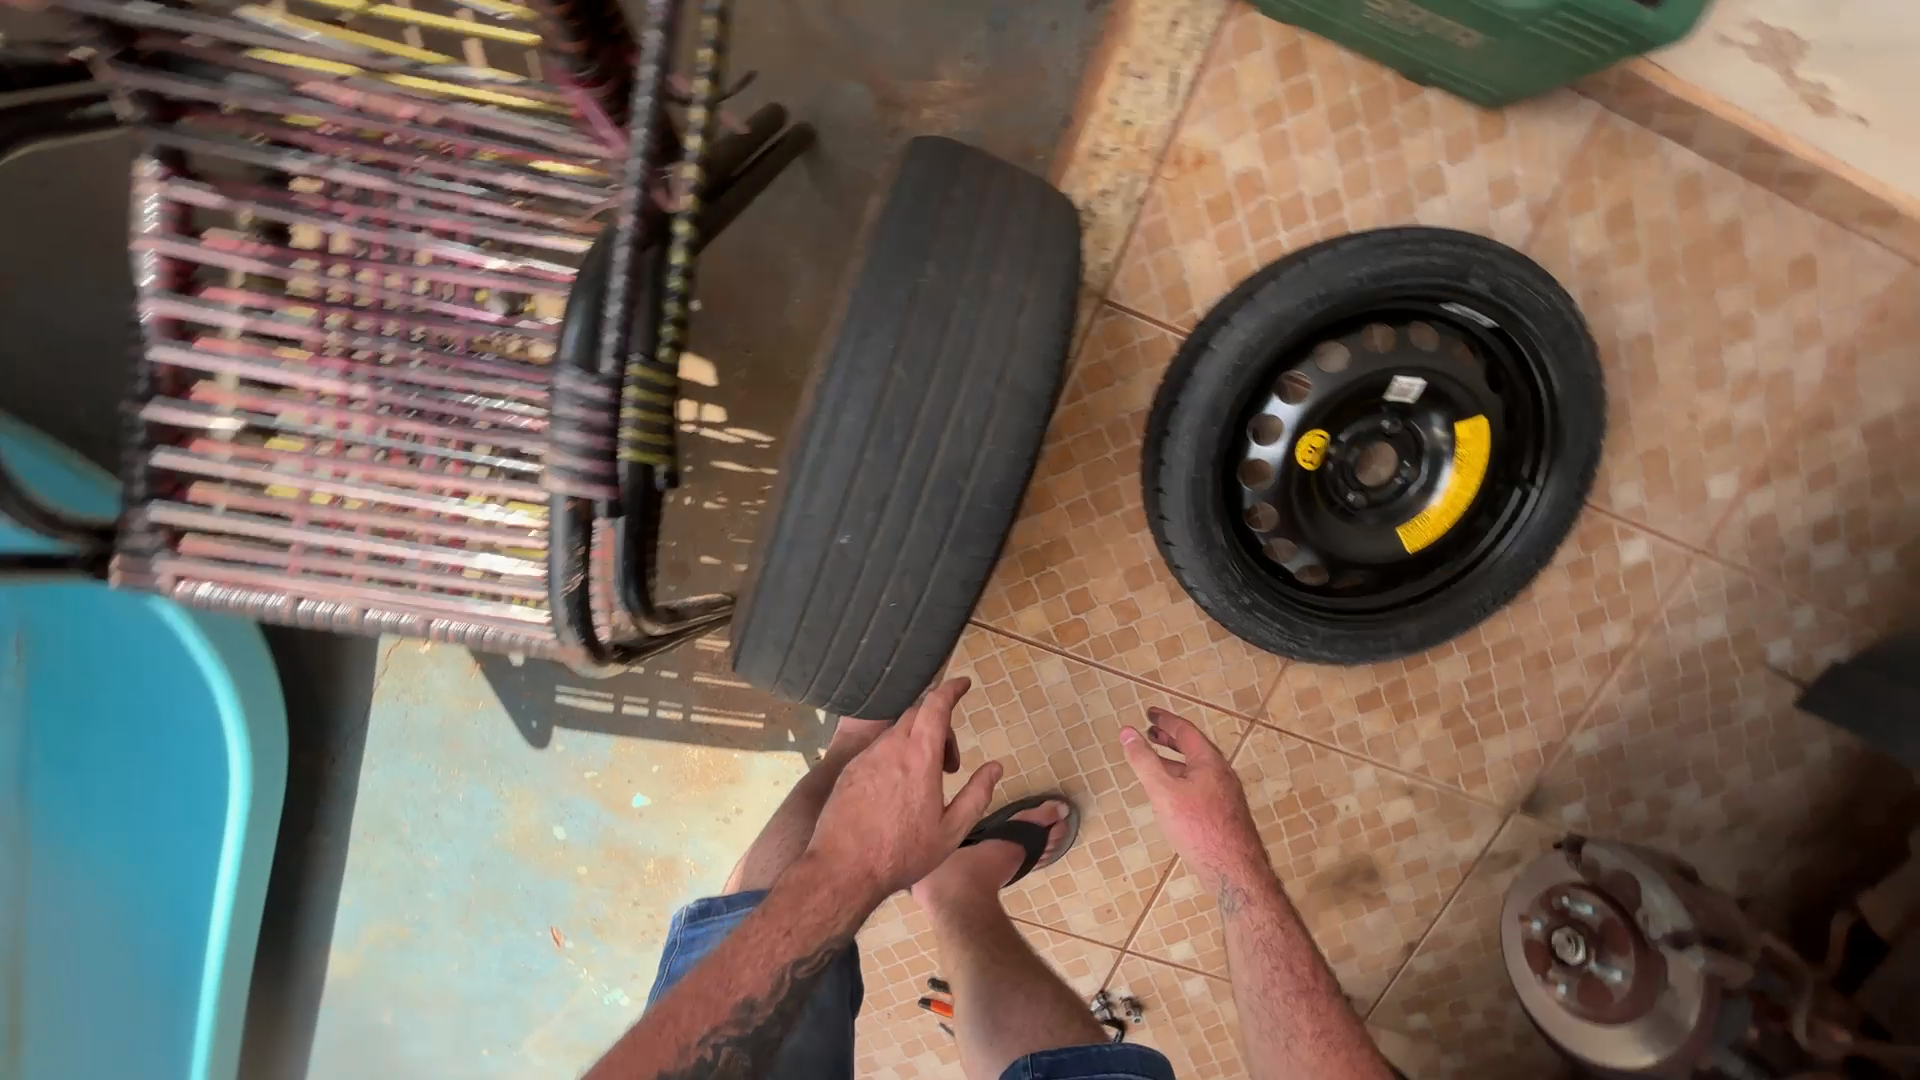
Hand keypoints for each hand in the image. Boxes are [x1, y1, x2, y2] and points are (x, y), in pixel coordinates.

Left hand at [806, 678, 1002, 901]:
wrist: (842, 870)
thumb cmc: (902, 853)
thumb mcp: (951, 831)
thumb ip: (977, 794)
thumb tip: (996, 766)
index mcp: (919, 756)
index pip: (936, 705)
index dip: (951, 689)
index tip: (964, 683)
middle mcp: (890, 747)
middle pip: (918, 714)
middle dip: (939, 726)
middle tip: (950, 764)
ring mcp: (866, 756)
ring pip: (897, 732)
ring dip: (916, 743)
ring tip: (924, 782)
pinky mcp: (850, 769)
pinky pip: (879, 749)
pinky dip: (895, 755)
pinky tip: (897, 790)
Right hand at [1121, 707, 1268, 885]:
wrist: (1234, 870)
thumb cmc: (1197, 827)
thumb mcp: (1163, 791)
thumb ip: (1144, 761)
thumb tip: (1128, 732)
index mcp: (1209, 762)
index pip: (1185, 731)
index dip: (1165, 721)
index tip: (1149, 713)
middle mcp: (1221, 774)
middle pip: (1194, 748)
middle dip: (1170, 739)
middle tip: (1150, 733)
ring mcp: (1225, 795)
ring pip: (1197, 769)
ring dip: (1175, 760)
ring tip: (1155, 761)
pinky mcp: (1224, 813)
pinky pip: (1200, 784)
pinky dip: (1182, 778)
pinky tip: (1171, 794)